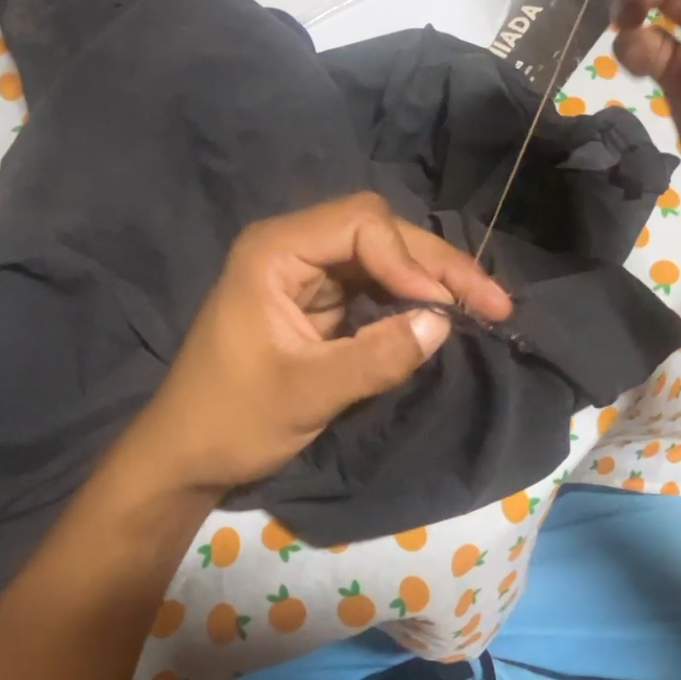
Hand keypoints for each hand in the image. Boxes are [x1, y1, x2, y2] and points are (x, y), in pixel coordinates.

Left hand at [133, 192, 511, 494]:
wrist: (185, 455)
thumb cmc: (232, 420)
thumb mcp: (306, 393)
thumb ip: (376, 357)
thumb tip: (444, 324)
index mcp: (275, 251)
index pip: (361, 224)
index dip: (409, 261)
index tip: (443, 310)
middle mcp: (292, 248)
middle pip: (380, 234)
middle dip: (437, 267)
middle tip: (495, 303)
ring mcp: (306, 274)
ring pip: (384, 258)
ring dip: (432, 281)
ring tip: (485, 308)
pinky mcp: (317, 302)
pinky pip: (374, 287)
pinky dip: (411, 301)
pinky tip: (445, 318)